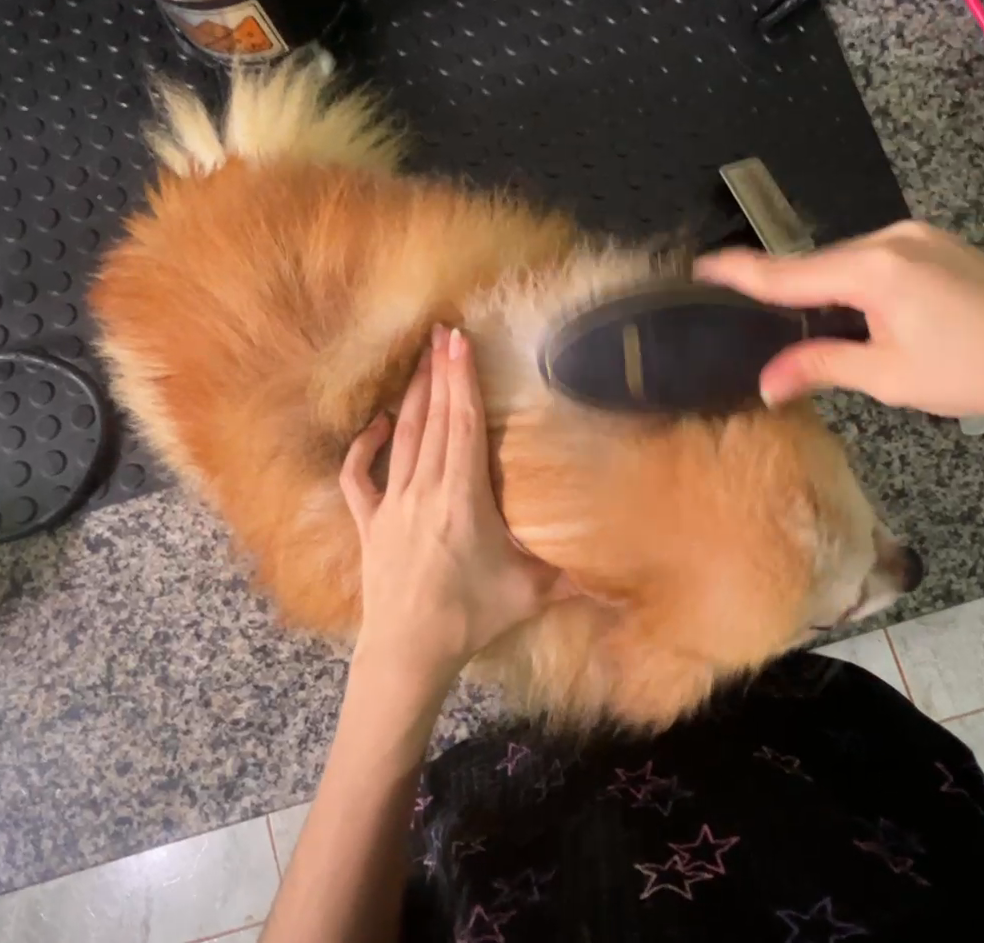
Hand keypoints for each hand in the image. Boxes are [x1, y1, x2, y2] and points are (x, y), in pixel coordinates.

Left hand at [340, 325, 567, 691]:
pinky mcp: (368, 522)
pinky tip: (376, 424)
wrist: (407, 652)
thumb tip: (624, 574)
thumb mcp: (530, 593)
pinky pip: (359, 476)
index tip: (459, 341)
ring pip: (400, 437)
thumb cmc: (470, 618)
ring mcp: (390, 504)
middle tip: (440, 331)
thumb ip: (575, 575)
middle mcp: (423, 489)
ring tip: (417, 359)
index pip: (462, 424)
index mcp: (462, 497)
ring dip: (410, 396)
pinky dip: (364, 446)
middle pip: (432, 418)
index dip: (462, 379)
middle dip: (438, 372)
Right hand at [694, 220, 983, 425]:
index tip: (700, 265)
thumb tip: (766, 382)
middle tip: (753, 317)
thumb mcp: (888, 375)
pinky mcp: (940, 245)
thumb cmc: (973, 372)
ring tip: (809, 325)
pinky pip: (878, 260)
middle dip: (786, 290)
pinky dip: (856, 283)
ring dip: (824, 290)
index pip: (787, 272)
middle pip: (817, 264)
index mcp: (874, 268)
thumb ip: (821, 366)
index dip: (739, 271)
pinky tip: (861, 313)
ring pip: (848, 262)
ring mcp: (920, 237)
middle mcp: (893, 239)